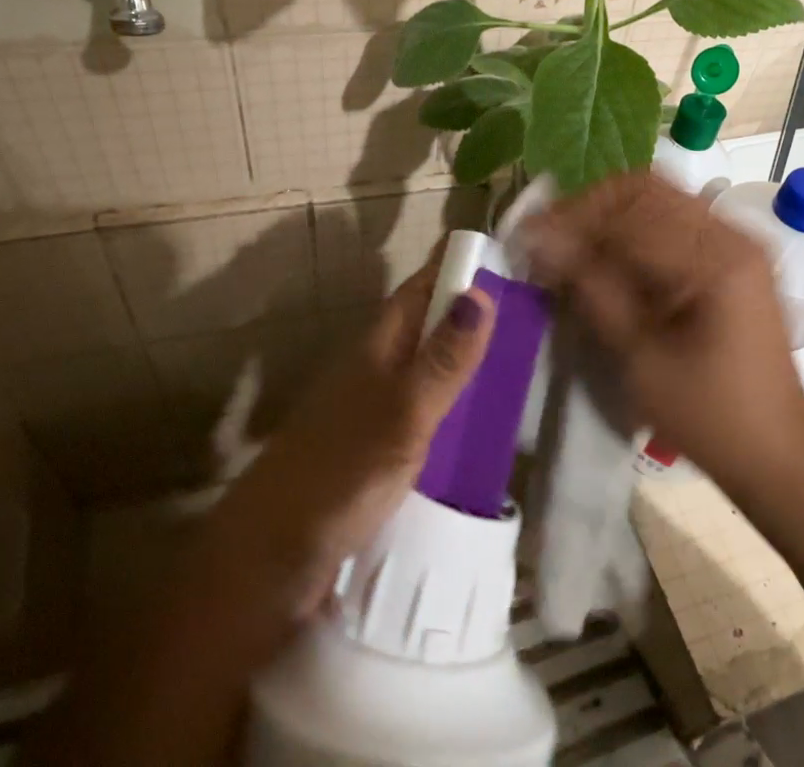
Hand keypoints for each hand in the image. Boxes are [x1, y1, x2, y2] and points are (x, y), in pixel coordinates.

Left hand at [198, 245, 496, 634]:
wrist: (273, 554)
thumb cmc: (340, 475)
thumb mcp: (403, 415)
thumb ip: (442, 361)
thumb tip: (481, 292)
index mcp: (376, 349)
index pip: (421, 288)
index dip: (457, 264)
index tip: (507, 248)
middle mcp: (374, 369)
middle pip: (425, 322)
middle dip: (470, 305)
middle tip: (530, 300)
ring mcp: (372, 408)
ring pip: (426, 362)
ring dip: (464, 349)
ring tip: (519, 349)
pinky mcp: (376, 446)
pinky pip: (425, 402)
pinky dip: (455, 395)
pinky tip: (479, 413)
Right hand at [519, 172, 803, 484]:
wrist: (777, 450)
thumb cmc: (708, 417)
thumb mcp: (641, 359)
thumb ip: (593, 289)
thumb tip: (541, 242)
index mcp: (717, 259)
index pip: (630, 209)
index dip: (570, 219)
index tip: (526, 238)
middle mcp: (734, 234)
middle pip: (646, 189)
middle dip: (588, 209)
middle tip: (545, 240)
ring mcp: (740, 242)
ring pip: (659, 199)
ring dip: (609, 218)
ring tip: (569, 251)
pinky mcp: (736, 257)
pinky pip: (676, 222)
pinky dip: (635, 233)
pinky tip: (607, 262)